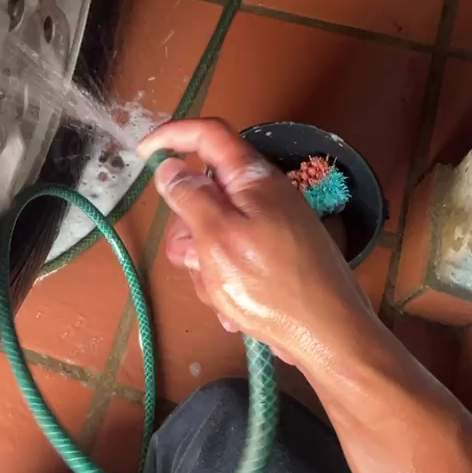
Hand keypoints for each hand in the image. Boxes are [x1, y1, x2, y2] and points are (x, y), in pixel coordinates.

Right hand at [138, 118, 377, 373]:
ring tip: (221, 293)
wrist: (329, 338)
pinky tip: (235, 308)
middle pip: (204, 192)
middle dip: (186, 228)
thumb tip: (170, 167)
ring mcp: (270, 227)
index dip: (172, 136)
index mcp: (253, 179)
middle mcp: (263, 196)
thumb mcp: (217, 238)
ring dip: (204, 264)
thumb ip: (190, 197)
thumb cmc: (272, 287)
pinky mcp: (274, 256)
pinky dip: (224, 280)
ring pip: (212, 231)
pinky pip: (230, 258)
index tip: (141, 154)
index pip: (208, 135)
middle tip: (191, 258)